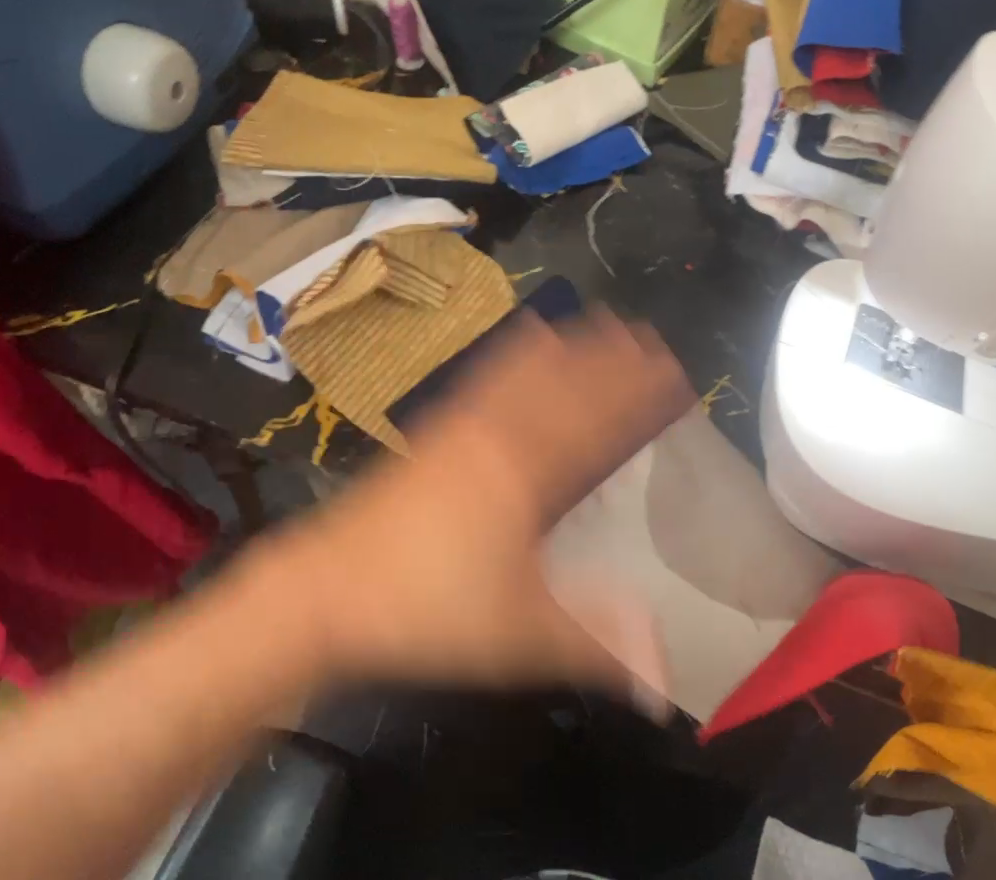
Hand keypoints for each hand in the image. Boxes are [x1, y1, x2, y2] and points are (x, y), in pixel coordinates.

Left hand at [275, 309, 692, 693]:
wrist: (322, 591)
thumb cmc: (424, 608)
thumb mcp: (518, 634)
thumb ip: (595, 644)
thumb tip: (665, 674)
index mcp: (526, 475)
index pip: (596, 421)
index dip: (636, 393)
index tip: (672, 370)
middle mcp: (496, 437)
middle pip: (564, 384)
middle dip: (610, 358)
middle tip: (649, 336)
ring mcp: (459, 430)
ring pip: (526, 374)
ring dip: (568, 348)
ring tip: (600, 322)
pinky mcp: (432, 437)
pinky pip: (485, 380)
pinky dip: (514, 356)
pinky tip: (523, 342)